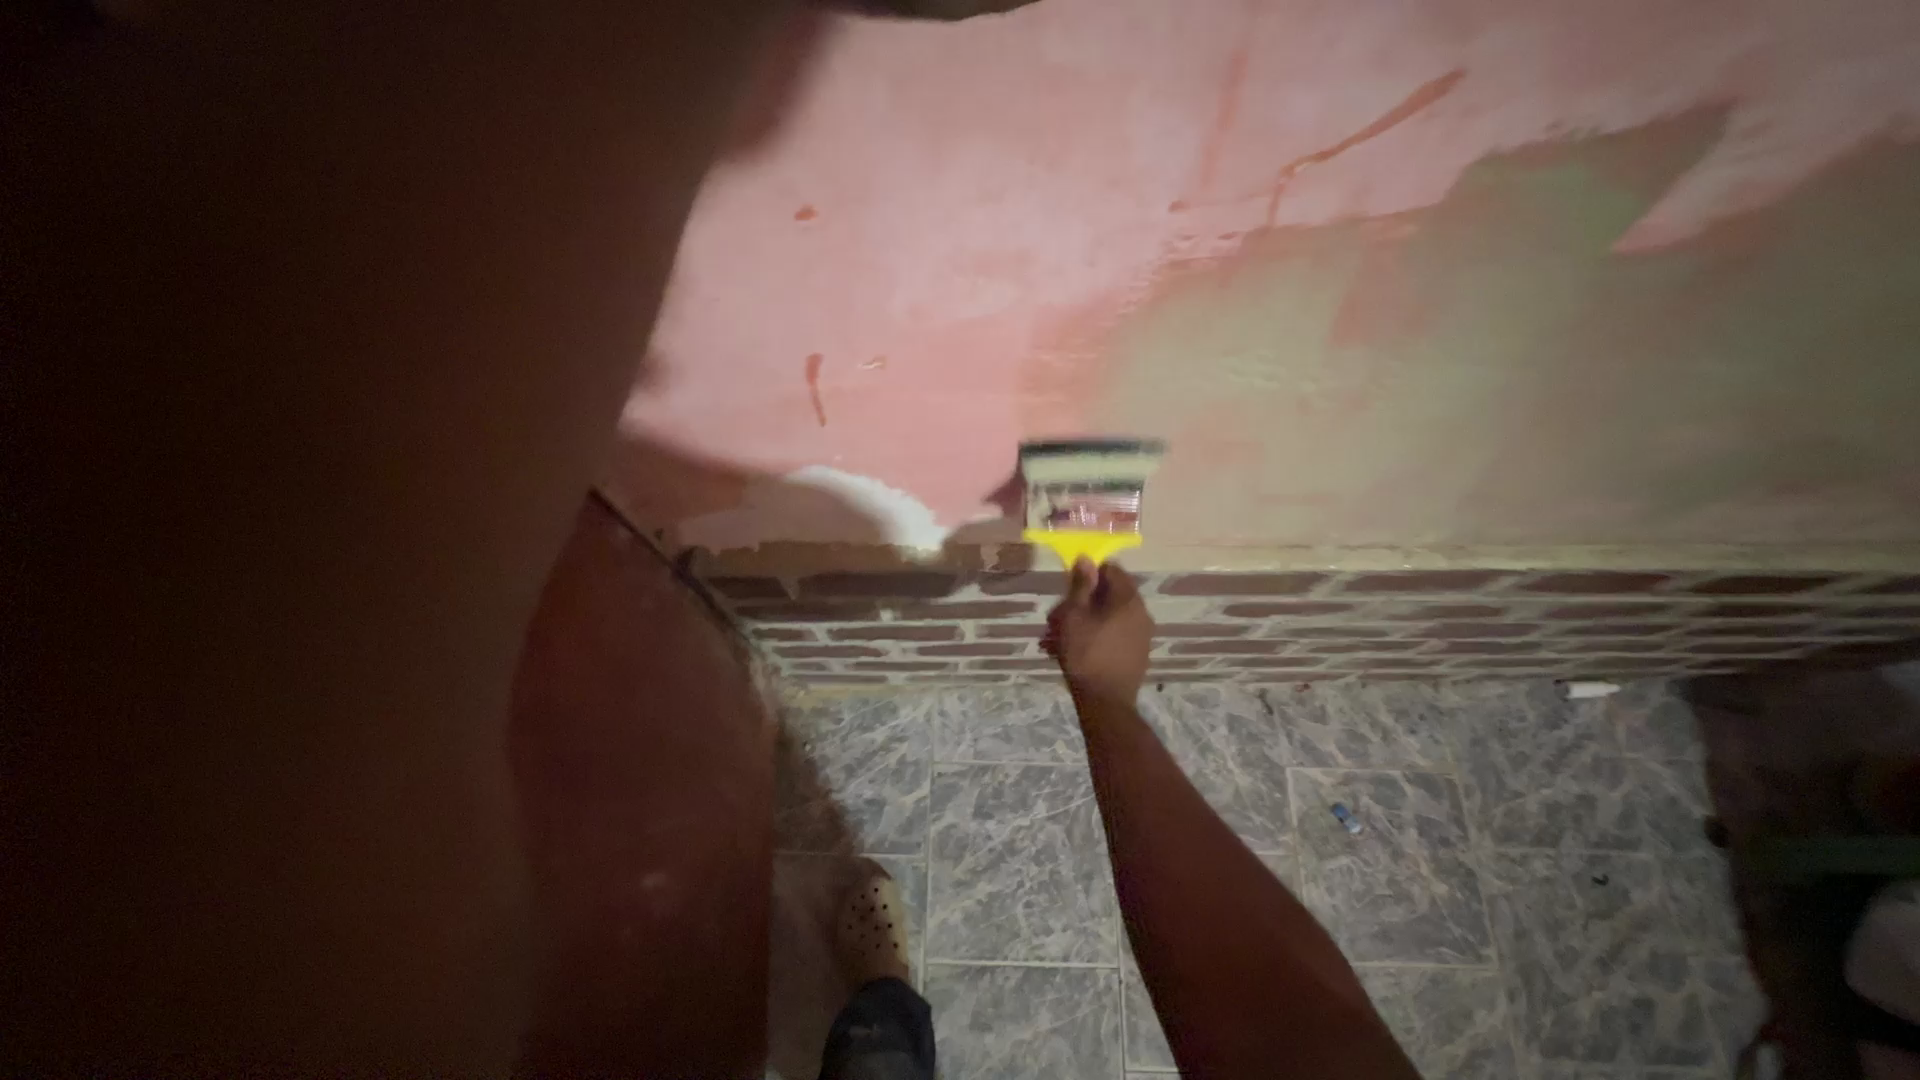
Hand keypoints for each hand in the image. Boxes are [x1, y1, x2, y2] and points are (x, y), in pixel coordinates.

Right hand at [1045, 557, 1153, 704]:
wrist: (1105, 702)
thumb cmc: (1085, 653)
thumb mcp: (1074, 615)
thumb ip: (1081, 585)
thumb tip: (1086, 559)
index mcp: (1129, 599)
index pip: (1111, 570)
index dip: (1088, 574)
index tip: (1067, 589)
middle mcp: (1141, 613)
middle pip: (1108, 595)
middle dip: (1079, 604)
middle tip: (1054, 620)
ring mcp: (1142, 636)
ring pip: (1107, 618)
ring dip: (1082, 623)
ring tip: (1055, 640)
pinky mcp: (1137, 655)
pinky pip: (1113, 636)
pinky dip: (1093, 637)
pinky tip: (1072, 652)